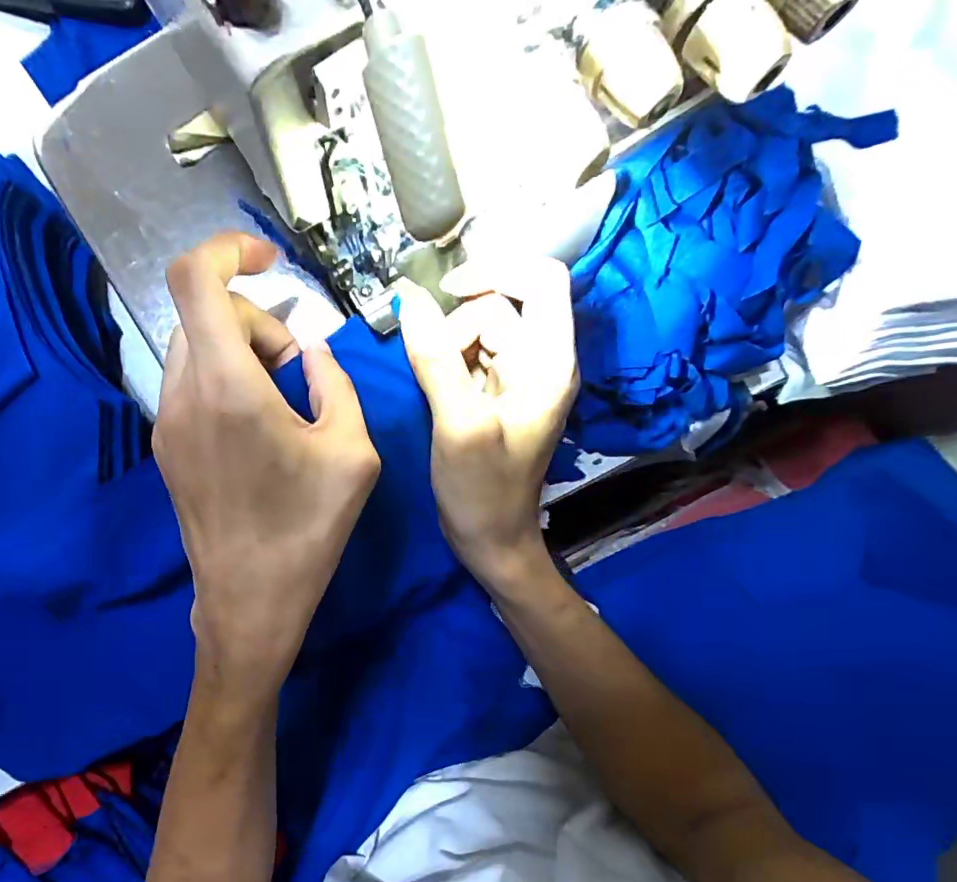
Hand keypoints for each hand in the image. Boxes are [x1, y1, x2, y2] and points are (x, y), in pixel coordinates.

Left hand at [154, 233, 380, 692]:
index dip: (228, 249)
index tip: (269, 260)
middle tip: (297, 373)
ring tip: (280, 404)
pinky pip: (190, 385)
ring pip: (194, 349)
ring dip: (239, 353)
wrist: (248, 600)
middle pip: (204, 315)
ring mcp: (166, 424)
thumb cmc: (307, 530)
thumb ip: (334, 384)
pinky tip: (256, 430)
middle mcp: (183, 394)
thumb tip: (310, 353)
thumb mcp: (353, 453)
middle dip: (256, 324)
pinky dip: (223, 381)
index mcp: (227, 386)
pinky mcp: (166, 449)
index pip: (194, 279)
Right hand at [398, 256, 577, 588]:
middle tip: (435, 370)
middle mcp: (542, 360)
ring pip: (481, 327)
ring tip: (439, 392)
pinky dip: (449, 360)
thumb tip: (407, 299)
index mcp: (549, 362)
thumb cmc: (482, 490)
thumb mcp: (458, 423)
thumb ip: (435, 358)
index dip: (496, 268)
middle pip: (500, 303)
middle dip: (458, 323)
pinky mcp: (498, 392)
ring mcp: (520, 376)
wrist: (492, 538)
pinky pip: (471, 353)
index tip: (447, 292)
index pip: (542, 279)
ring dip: (449, 345)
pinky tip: (439, 393)